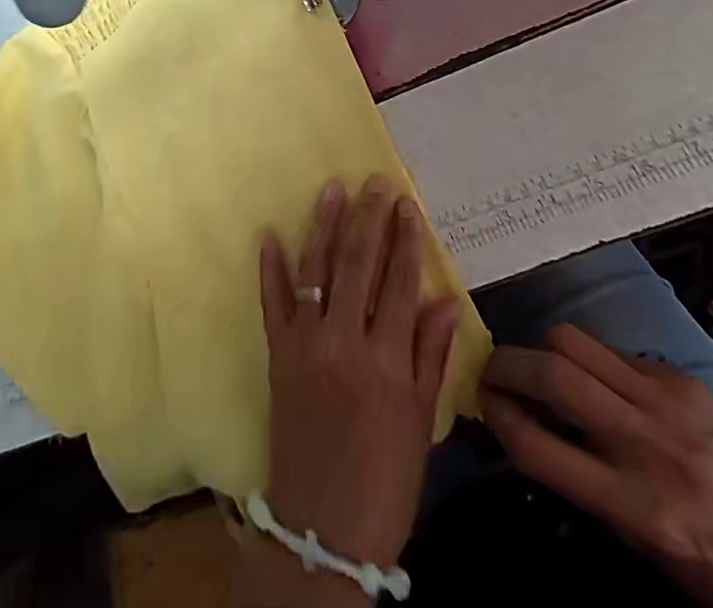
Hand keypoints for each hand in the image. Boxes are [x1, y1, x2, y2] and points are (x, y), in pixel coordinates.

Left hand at [244, 177, 460, 602]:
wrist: (323, 528)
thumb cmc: (385, 477)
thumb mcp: (421, 421)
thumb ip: (430, 356)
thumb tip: (442, 301)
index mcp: (386, 360)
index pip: (399, 283)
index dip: (405, 241)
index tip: (407, 206)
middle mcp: (343, 343)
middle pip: (357, 267)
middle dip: (368, 220)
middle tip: (374, 184)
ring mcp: (304, 348)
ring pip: (314, 275)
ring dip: (322, 229)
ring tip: (330, 191)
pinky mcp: (277, 359)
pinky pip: (271, 307)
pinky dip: (270, 271)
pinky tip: (270, 237)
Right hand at [480, 324, 712, 607]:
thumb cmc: (707, 564)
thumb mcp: (634, 541)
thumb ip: (575, 482)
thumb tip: (521, 424)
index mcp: (637, 508)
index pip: (536, 446)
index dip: (495, 415)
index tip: (480, 402)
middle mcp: (650, 445)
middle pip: (552, 373)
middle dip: (505, 364)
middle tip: (490, 373)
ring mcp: (670, 402)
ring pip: (574, 342)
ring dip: (540, 349)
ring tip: (532, 368)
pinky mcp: (683, 378)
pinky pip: (610, 351)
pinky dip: (584, 359)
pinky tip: (589, 381)